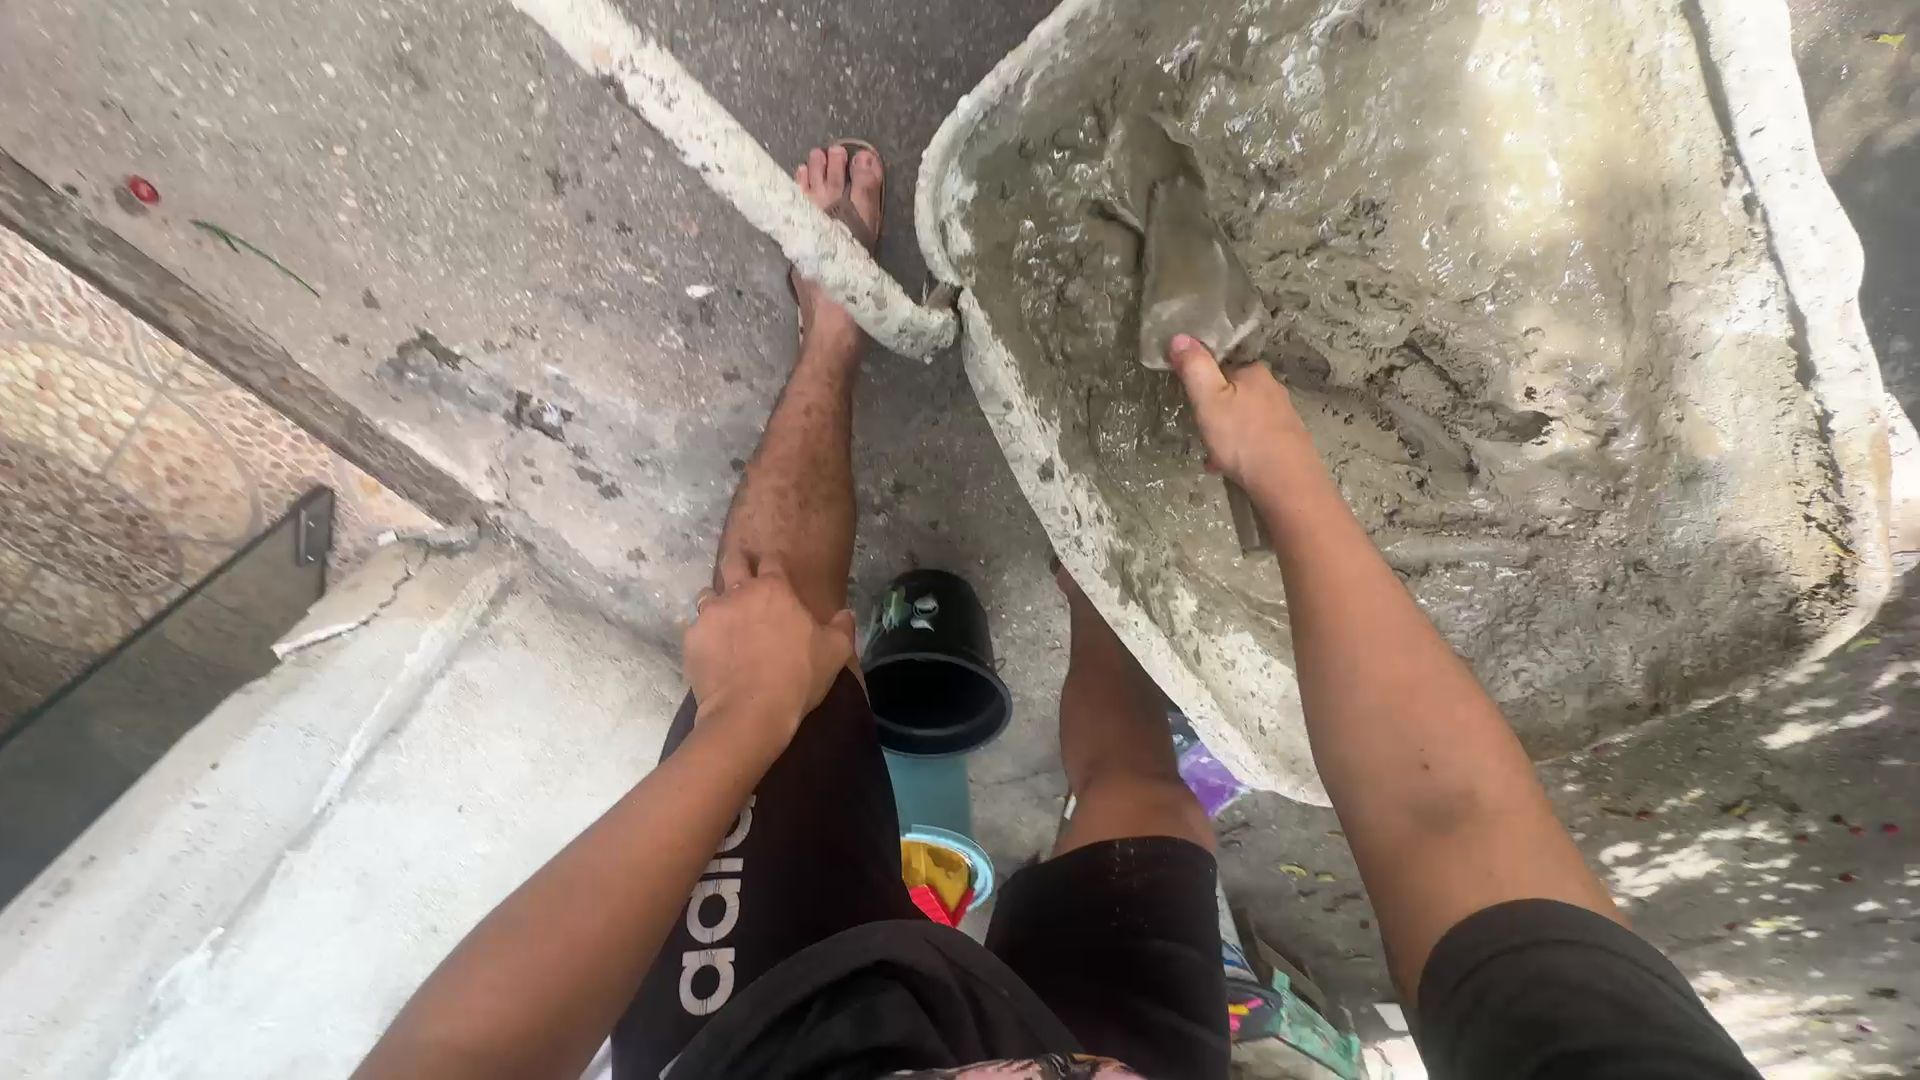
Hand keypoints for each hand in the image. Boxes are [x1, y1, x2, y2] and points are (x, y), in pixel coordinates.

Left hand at [684, 558, 856, 752]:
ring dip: (717, 601)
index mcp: (774, 589)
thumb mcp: (835, 652)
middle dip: (737, 561)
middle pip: (732, 562)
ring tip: (725, 619)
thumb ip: (842, 627)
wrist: (750, 712)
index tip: (775, 568)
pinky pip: (695, 628)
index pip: (771, 559)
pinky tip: (713, 651)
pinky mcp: (691, 640)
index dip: (773, 561)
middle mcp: (738, 593)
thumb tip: (845, 614)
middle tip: (742, 571)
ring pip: (707, 594)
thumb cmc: (798, 676)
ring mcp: (710, 615)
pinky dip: (704, 634)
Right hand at [1168, 334, 1308, 490]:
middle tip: (1202, 433)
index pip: (1221, 368)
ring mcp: (1282, 414)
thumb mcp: (1208, 400)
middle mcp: (1272, 387)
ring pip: (1243, 417)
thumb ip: (1194, 368)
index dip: (1203, 386)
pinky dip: (1240, 447)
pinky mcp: (1287, 437)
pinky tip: (1230, 465)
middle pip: (1232, 393)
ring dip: (1226, 433)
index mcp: (1253, 372)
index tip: (1194, 406)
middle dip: (1215, 412)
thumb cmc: (1242, 438)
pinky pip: (1254, 436)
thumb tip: (1180, 336)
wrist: (1285, 481)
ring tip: (1214, 455)